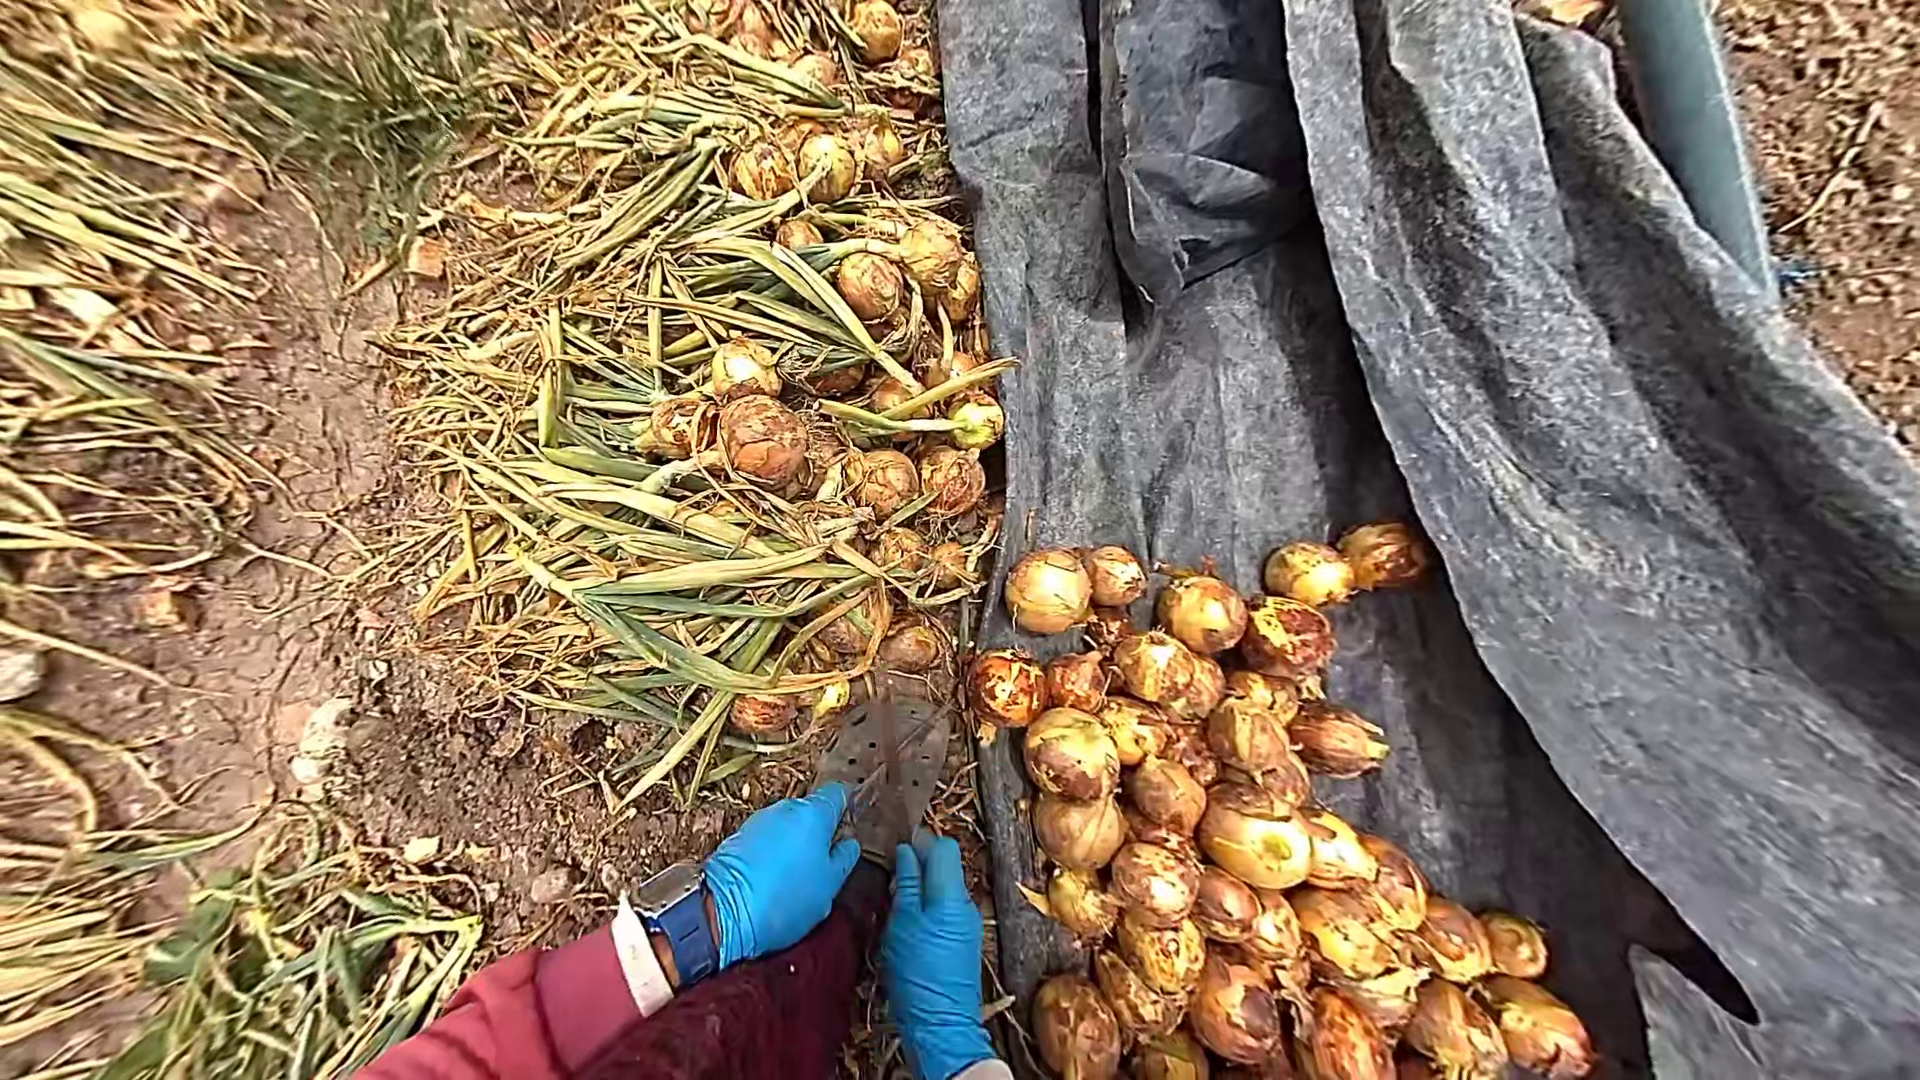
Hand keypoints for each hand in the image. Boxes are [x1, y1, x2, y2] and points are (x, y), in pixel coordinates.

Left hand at [705, 783, 861, 967]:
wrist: (720, 913)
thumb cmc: (785, 898)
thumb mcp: (829, 885)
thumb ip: (844, 858)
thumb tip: (848, 843)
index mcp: (815, 812)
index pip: (839, 793)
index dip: (846, 810)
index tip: (846, 833)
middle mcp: (787, 807)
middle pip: (812, 810)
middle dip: (818, 832)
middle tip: (821, 864)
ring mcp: (760, 819)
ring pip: (788, 825)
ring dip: (794, 843)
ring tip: (792, 878)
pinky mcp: (738, 836)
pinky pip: (766, 839)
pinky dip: (771, 853)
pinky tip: (769, 881)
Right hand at [883, 834, 995, 1079]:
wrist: (943, 1028)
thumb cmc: (917, 973)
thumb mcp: (903, 925)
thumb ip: (906, 884)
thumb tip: (906, 850)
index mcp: (952, 894)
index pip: (944, 846)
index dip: (921, 843)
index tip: (897, 854)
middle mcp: (965, 901)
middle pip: (945, 865)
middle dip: (919, 867)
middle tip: (892, 883)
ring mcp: (967, 921)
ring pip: (944, 887)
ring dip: (921, 888)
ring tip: (897, 907)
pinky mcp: (964, 939)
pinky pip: (946, 908)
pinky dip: (928, 907)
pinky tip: (910, 927)